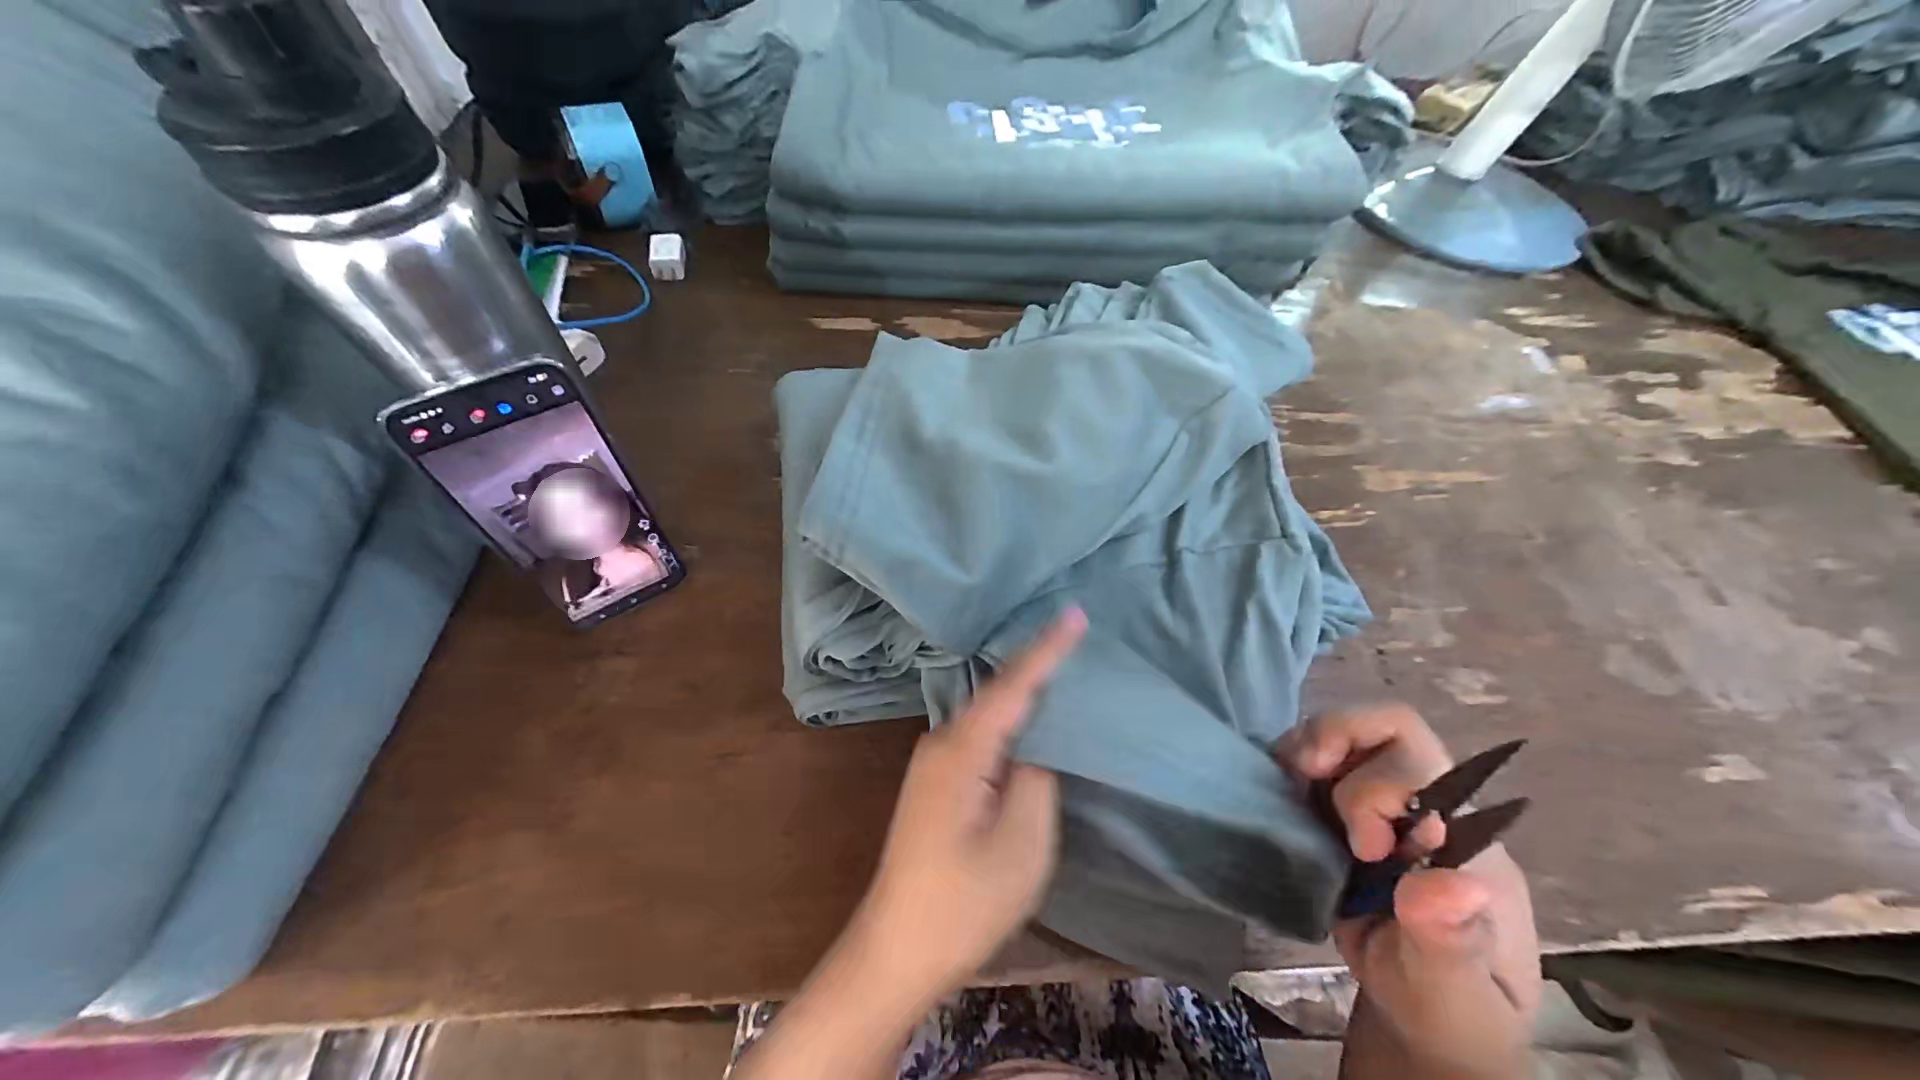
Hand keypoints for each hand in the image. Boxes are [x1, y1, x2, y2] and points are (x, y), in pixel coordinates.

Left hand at [844, 608, 1086, 1004]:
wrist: (896, 948)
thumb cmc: (964, 902)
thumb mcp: (1021, 844)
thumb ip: (1036, 780)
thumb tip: (1036, 746)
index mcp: (962, 750)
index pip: (1013, 686)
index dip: (1047, 649)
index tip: (1076, 613)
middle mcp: (941, 743)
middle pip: (996, 692)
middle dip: (1035, 662)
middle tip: (1075, 633)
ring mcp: (933, 762)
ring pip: (986, 714)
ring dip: (1021, 690)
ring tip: (1060, 664)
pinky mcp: (936, 782)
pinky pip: (979, 735)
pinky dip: (1007, 719)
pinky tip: (1027, 719)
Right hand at [1278, 703, 1541, 1078]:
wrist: (1425, 1017)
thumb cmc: (1448, 1009)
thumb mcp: (1453, 993)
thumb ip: (1450, 942)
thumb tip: (1451, 883)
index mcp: (1467, 842)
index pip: (1426, 767)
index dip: (1378, 789)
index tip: (1362, 851)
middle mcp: (1429, 807)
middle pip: (1389, 727)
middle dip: (1335, 738)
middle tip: (1302, 774)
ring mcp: (1386, 804)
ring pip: (1348, 732)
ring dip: (1308, 747)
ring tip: (1286, 786)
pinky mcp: (1346, 809)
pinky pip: (1318, 757)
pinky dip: (1291, 762)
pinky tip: (1282, 794)